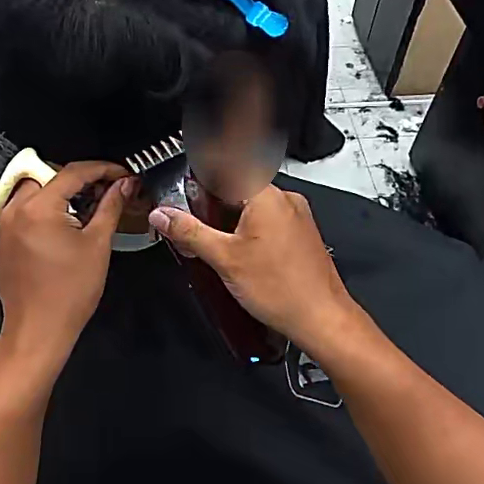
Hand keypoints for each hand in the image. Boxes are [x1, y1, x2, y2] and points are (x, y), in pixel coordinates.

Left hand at [0, 162, 130, 353]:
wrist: (39, 330)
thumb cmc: (68, 294)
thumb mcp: (98, 244)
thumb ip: (111, 206)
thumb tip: (124, 185)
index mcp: (38, 209)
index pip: (72, 172)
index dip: (102, 169)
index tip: (121, 174)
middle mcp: (13, 212)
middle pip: (46, 174)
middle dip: (77, 178)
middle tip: (105, 190)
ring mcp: (3, 228)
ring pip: (31, 191)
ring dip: (59, 193)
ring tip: (86, 208)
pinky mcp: (1, 243)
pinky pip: (21, 212)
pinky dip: (43, 211)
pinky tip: (65, 228)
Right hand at [147, 186, 362, 350]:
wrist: (320, 317)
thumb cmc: (284, 290)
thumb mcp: (224, 259)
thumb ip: (189, 232)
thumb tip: (164, 215)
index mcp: (266, 195)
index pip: (228, 166)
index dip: (202, 174)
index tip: (185, 189)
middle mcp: (286, 200)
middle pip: (240, 186)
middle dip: (213, 203)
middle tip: (193, 223)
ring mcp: (297, 216)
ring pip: (255, 205)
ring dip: (231, 219)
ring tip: (216, 245)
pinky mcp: (301, 234)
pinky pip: (270, 221)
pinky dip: (250, 231)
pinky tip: (240, 255)